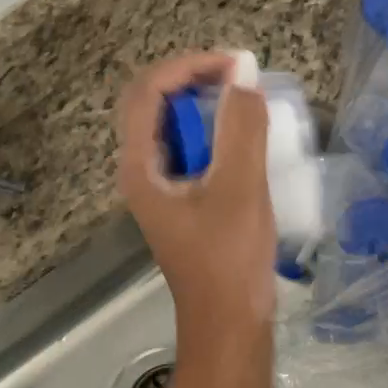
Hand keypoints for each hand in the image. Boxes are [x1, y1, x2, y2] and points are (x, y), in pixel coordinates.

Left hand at [118, 50, 275, 333]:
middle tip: (241, 76)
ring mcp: (162, 189)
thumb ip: (241, 127)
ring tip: (247, 99)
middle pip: (153, 104)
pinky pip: (191, 150)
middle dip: (194, 80)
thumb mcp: (240, 187)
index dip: (189, 66)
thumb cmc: (230, 258)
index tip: (237, 64)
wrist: (230, 322)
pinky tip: (247, 139)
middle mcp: (142, 172)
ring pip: (172, 127)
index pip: (148, 92)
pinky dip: (214, 132)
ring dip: (205, 104)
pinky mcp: (184, 202)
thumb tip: (244, 74)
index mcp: (141, 167)